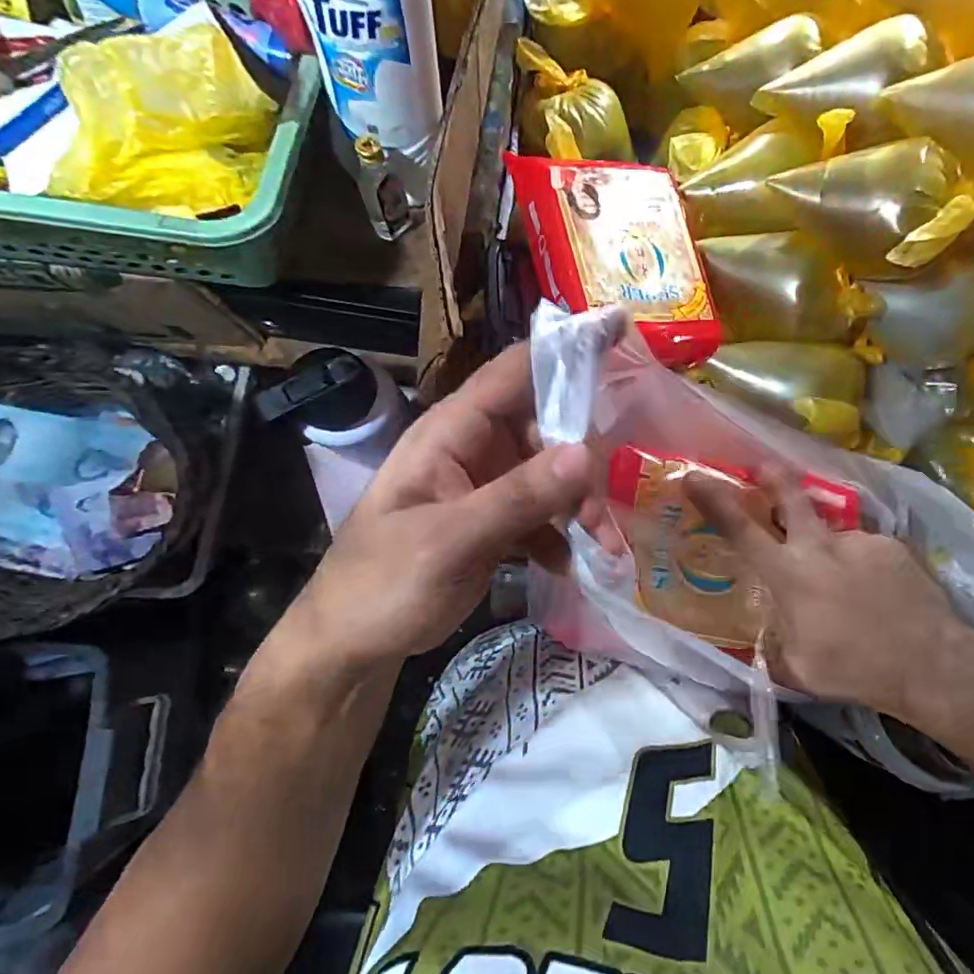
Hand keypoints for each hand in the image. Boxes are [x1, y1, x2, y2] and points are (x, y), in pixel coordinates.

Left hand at [285, 344, 592, 667]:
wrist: (352, 645)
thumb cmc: (382, 582)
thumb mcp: (449, 540)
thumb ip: (518, 496)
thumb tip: (588, 453)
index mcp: (452, 431)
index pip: (515, 371)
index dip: (566, 349)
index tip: (620, 329)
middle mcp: (475, 447)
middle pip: (547, 428)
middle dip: (583, 464)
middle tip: (602, 512)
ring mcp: (487, 485)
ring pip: (554, 473)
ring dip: (581, 507)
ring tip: (600, 548)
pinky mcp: (497, 520)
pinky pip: (545, 512)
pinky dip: (566, 534)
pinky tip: (575, 564)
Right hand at [684, 467, 973, 723]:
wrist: (930, 663)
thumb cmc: (855, 669)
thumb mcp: (797, 667)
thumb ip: (775, 641)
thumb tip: (767, 633)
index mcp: (789, 574)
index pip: (741, 529)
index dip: (714, 499)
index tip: (695, 476)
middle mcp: (820, 546)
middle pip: (790, 496)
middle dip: (773, 478)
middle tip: (764, 468)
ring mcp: (859, 541)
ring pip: (832, 536)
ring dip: (830, 553)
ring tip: (850, 591)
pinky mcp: (892, 545)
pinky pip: (865, 550)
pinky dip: (863, 568)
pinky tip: (878, 595)